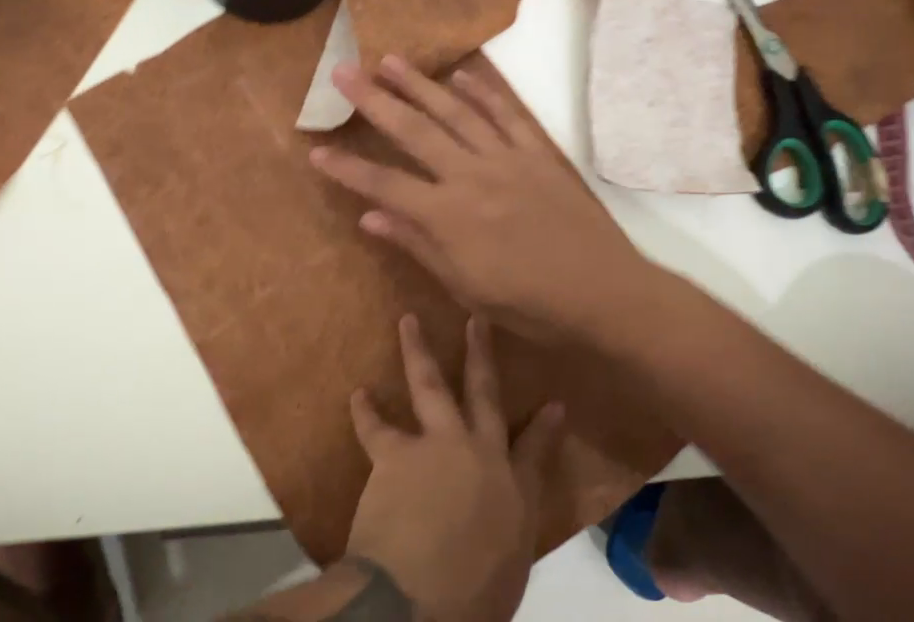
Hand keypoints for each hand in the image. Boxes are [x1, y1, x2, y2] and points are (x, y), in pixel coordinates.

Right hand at [310, 56, 648, 337]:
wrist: (604, 293)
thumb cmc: (529, 303)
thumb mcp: (466, 287)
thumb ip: (417, 245)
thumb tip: (369, 216)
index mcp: (448, 216)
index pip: (384, 185)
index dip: (347, 168)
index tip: (316, 150)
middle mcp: (471, 176)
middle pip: (413, 131)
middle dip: (373, 100)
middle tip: (343, 72)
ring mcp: (506, 159)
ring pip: (455, 112)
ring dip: (419, 84)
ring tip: (389, 60)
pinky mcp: (538, 154)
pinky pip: (506, 115)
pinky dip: (482, 93)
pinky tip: (461, 76)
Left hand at [346, 315, 564, 621]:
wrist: (416, 596)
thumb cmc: (472, 595)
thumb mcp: (509, 564)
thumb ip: (509, 531)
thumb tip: (502, 517)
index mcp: (514, 491)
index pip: (537, 453)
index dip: (546, 427)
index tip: (554, 402)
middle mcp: (479, 455)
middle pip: (484, 394)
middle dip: (481, 354)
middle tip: (476, 319)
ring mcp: (436, 447)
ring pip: (428, 385)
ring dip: (417, 350)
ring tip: (408, 321)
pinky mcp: (395, 453)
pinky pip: (376, 425)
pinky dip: (365, 410)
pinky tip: (358, 394)